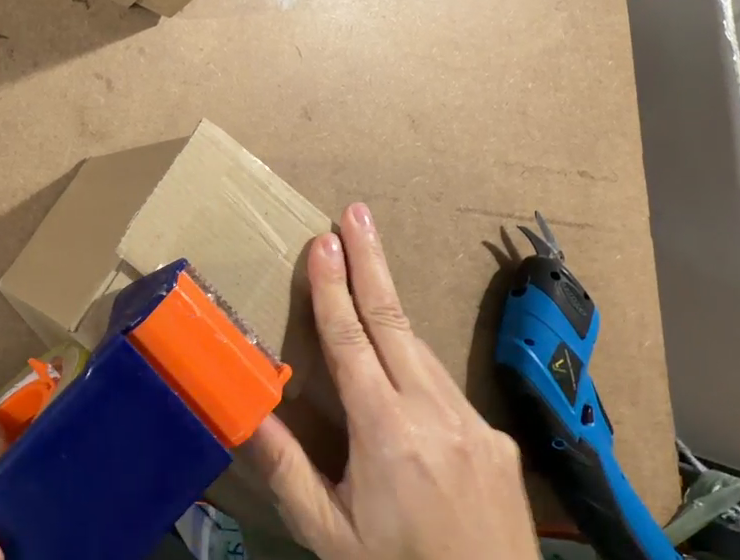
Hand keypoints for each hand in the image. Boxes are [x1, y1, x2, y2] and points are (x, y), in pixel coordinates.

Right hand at [240, 203, 539, 559]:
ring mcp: (474, 427)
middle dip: (371, 262)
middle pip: (394, 323)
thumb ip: (285, 467)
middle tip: (356, 211)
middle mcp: (436, 416)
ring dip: (389, 304)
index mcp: (388, 434)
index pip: (352, 342)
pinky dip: (412, 360)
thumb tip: (242, 408)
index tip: (322, 240)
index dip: (332, 287)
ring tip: (366, 262)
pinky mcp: (497, 442)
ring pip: (420, 350)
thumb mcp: (328, 533)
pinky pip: (443, 386)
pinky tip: (397, 366)